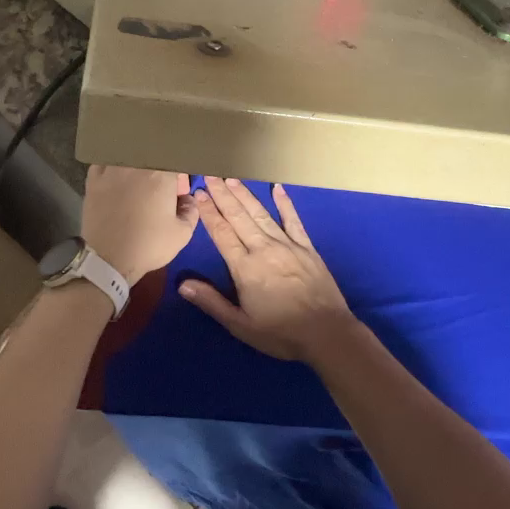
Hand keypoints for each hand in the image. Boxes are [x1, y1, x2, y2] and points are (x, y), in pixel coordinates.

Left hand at [81, 166, 198, 283]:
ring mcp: (111, 170)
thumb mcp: (182, 234)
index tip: (178, 189)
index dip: (179, 174)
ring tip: (137, 180)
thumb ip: (191, 211)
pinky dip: (112, 166)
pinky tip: (115, 175)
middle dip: (159, 168)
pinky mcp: (93, 180)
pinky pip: (104, 163)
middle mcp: (136, 165)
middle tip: (159, 187)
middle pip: (152, 155)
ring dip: (135, 163)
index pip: (175, 161)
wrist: (109, 259)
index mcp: (161, 174)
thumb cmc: (149, 246)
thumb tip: (187, 199)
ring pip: (127, 155)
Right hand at [180, 178, 358, 362]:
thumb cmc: (280, 333)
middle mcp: (264, 249)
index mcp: (245, 268)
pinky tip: (277, 188)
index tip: (199, 194)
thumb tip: (182, 285)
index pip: (222, 234)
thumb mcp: (240, 325)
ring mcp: (288, 246)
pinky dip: (285, 204)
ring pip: (262, 214)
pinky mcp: (307, 248)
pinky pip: (294, 221)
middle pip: (239, 217)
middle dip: (223, 195)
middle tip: (210, 175)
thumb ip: (211, 302)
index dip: (209, 213)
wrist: (327, 334)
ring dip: (245, 195)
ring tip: (231, 178)